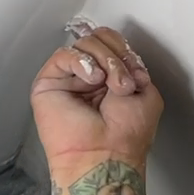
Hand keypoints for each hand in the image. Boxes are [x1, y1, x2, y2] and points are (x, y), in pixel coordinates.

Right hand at [30, 19, 161, 172]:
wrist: (106, 156)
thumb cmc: (126, 136)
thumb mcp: (146, 92)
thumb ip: (132, 66)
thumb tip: (119, 53)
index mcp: (109, 78)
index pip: (112, 42)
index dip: (125, 50)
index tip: (137, 74)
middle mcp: (88, 77)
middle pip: (98, 38)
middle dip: (116, 56)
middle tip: (123, 84)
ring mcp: (68, 80)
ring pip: (84, 43)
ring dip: (105, 61)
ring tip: (111, 86)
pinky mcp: (48, 83)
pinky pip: (64, 54)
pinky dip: (83, 62)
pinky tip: (91, 80)